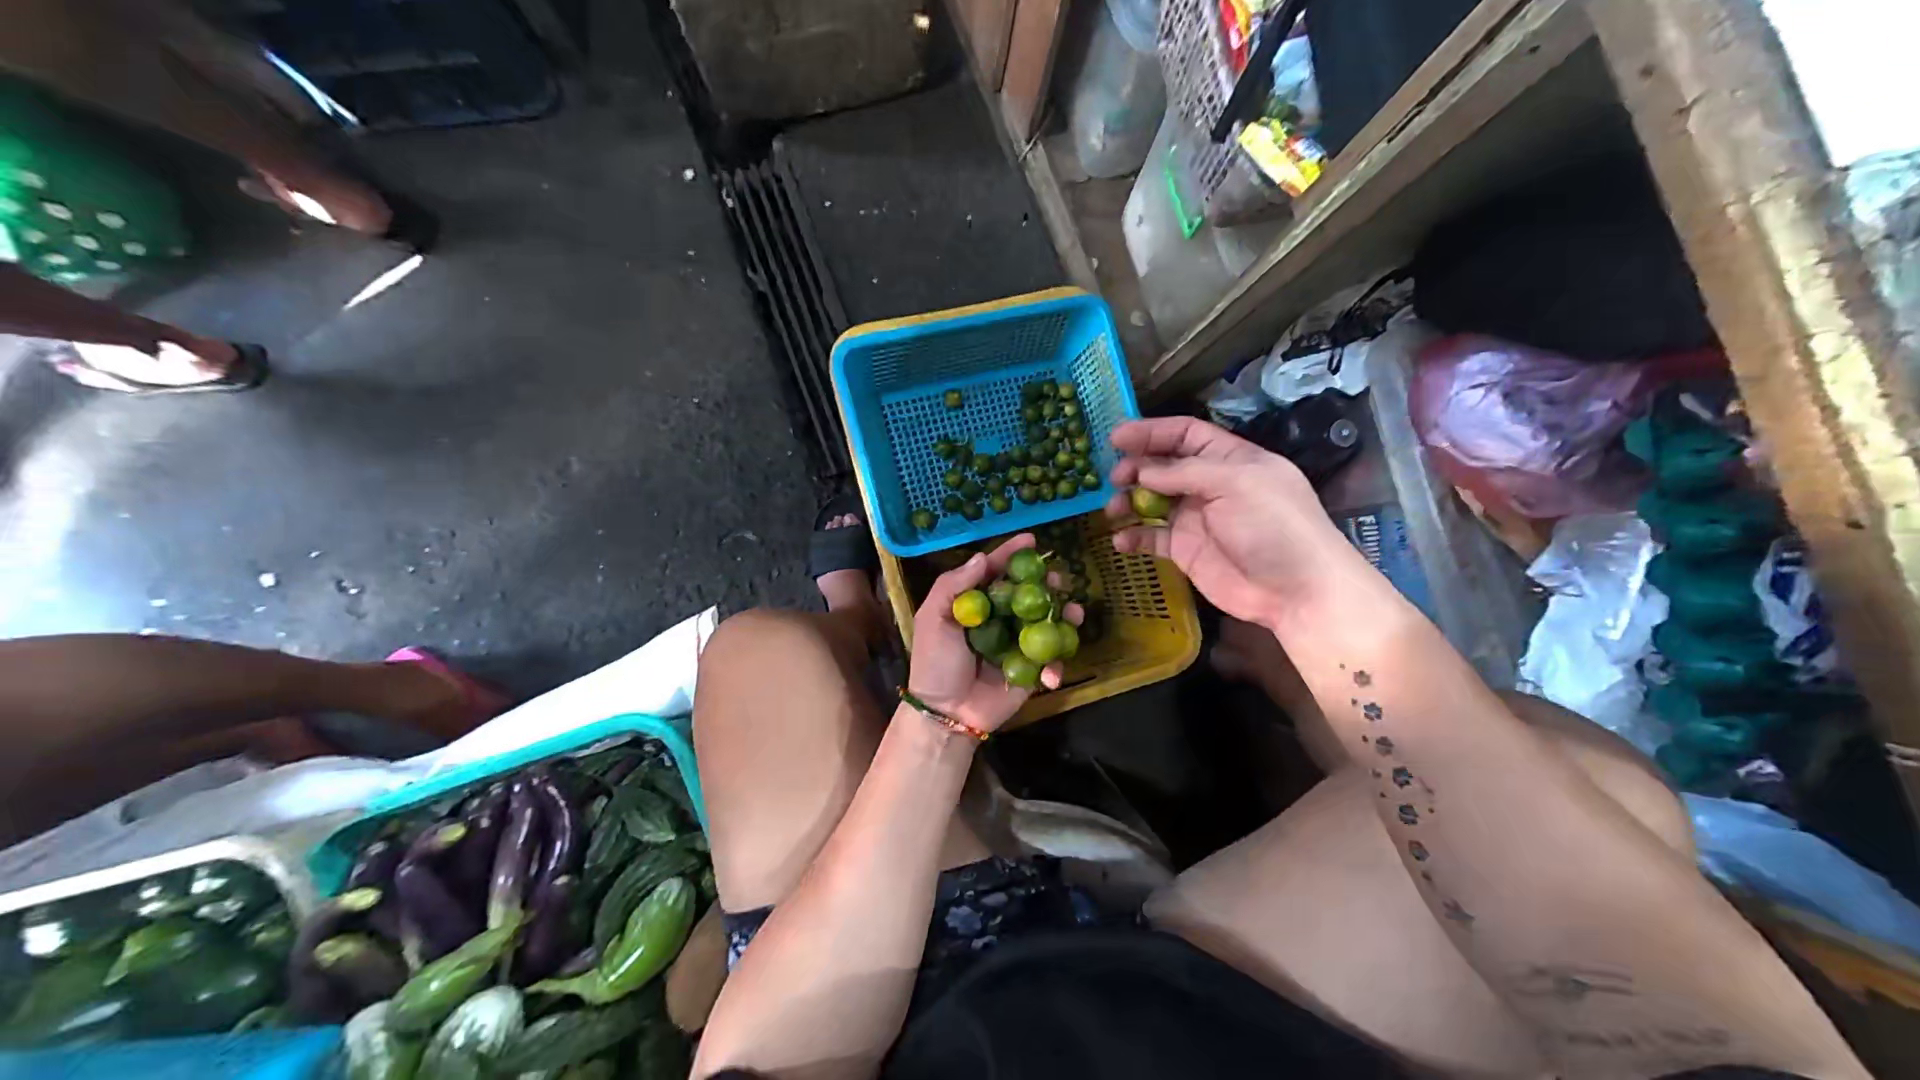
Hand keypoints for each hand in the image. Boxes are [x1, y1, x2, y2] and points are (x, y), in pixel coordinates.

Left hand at [908, 534, 1074, 734]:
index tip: (1031, 539)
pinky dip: (1057, 662)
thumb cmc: (934, 662)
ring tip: (1072, 612)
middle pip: (1028, 593)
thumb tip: (982, 557)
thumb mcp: (934, 618)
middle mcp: (1000, 619)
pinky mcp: (1031, 670)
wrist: (946, 713)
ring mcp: (1017, 644)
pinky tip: (1052, 669)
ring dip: (1064, 615)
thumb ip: (954, 586)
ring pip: (1047, 622)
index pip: (995, 572)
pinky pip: (1051, 660)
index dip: (1012, 554)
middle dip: (1045, 583)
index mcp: (975, 604)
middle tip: (1055, 579)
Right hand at [1105, 417, 1358, 627]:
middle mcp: (1209, 484)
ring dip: (1128, 501)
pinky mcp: (1185, 550)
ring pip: (1151, 501)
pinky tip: (1120, 540)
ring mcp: (1196, 518)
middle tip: (1114, 478)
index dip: (1150, 432)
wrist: (1295, 591)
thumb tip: (1141, 472)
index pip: (1184, 434)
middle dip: (1134, 467)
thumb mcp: (1236, 484)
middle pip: (1162, 466)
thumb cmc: (1273, 526)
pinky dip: (1133, 536)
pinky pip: (1151, 537)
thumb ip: (1185, 472)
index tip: (1115, 438)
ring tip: (1113, 509)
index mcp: (1228, 459)